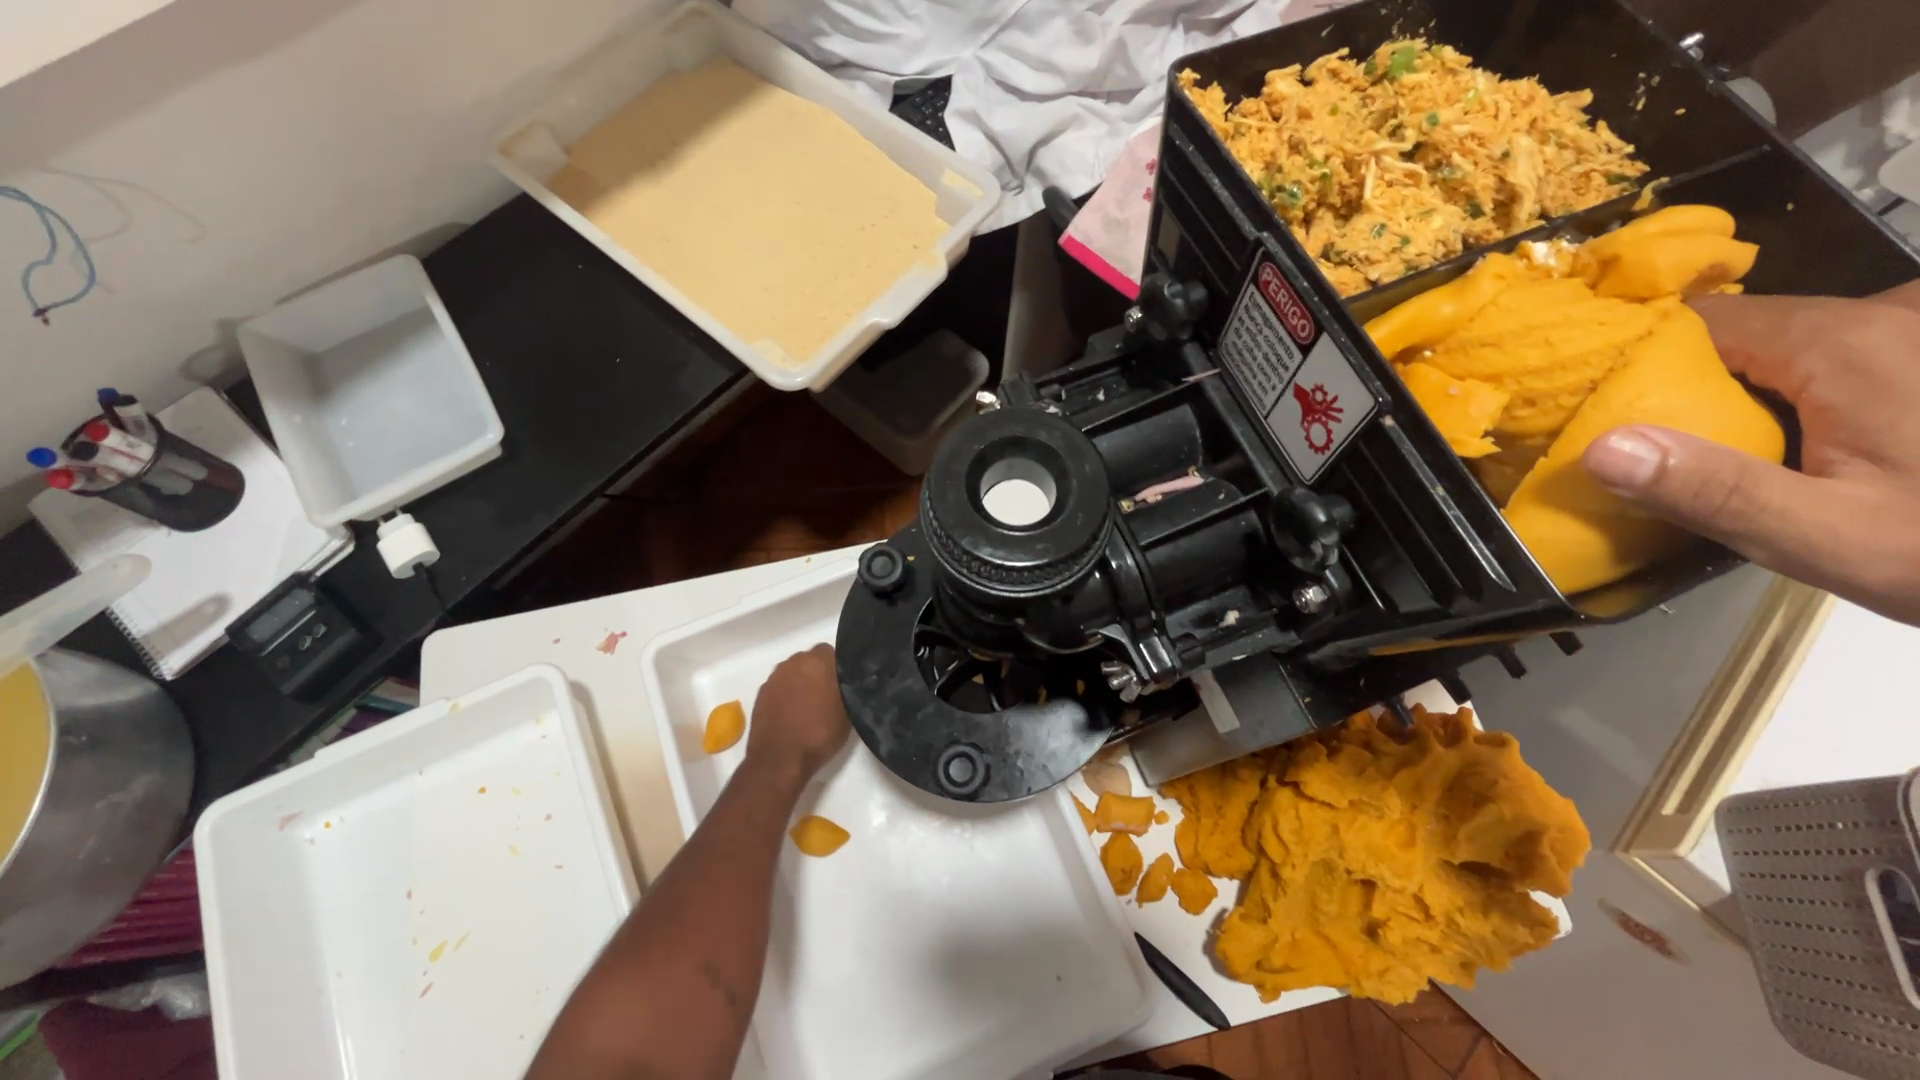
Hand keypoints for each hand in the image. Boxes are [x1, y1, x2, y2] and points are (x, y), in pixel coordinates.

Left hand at [744, 645, 850, 784]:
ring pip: (793, 672)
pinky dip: (786, 695)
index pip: (832, 652)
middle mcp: (793, 663)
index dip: (838, 667)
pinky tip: (792, 714)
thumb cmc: (819, 735)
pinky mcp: (761, 693)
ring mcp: (774, 678)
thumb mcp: (848, 713)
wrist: (780, 759)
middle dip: (818, 672)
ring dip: (801, 682)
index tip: (843, 683)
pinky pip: (779, 687)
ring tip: (809, 706)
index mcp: (817, 662)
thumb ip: (848, 689)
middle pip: (810, 660)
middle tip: (828, 694)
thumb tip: (848, 682)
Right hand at [1581, 280, 1919, 624]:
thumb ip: (1712, 489)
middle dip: (1694, 381)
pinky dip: (1801, 388)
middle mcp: (1888, 315)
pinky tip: (1809, 442)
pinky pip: (1843, 355)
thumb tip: (1599, 448)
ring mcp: (1917, 333)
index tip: (1602, 407)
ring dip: (1749, 387)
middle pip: (1748, 330)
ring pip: (1795, 343)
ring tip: (1725, 451)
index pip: (1701, 321)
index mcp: (1842, 343)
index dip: (1640, 359)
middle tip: (1661, 446)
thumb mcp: (1826, 536)